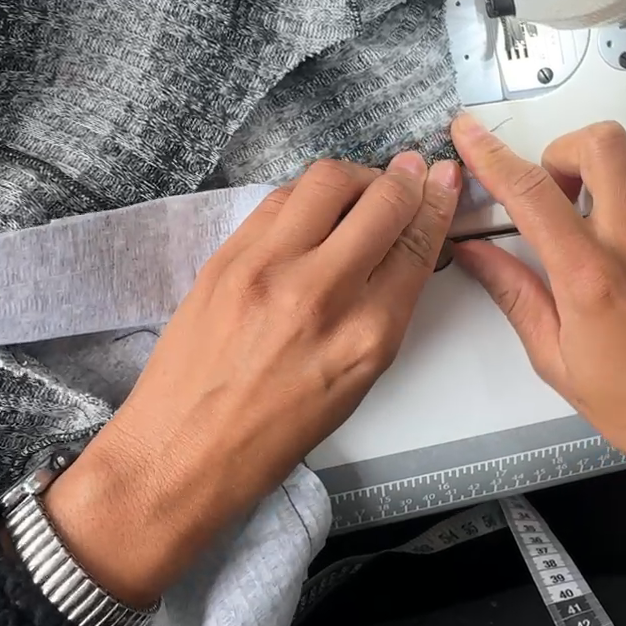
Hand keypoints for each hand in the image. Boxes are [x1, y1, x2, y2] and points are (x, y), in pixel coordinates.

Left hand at [44, 152, 460, 605]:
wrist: (182, 450)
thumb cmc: (279, 431)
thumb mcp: (358, 379)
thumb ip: (388, 306)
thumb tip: (408, 246)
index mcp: (367, 335)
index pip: (417, 243)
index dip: (438, 202)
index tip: (444, 179)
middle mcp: (321, 290)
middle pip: (382, 200)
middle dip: (406, 178)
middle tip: (409, 175)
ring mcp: (266, 266)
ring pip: (328, 179)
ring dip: (356, 176)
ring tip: (360, 193)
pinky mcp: (225, 255)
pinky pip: (280, 197)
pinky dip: (309, 194)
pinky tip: (313, 210)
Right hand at [450, 115, 625, 594]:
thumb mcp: (552, 357)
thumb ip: (512, 292)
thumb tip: (474, 254)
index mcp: (588, 274)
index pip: (529, 192)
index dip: (489, 154)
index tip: (469, 134)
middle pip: (601, 144)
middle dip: (562, 150)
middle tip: (551, 189)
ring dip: (617, 159)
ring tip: (598, 196)